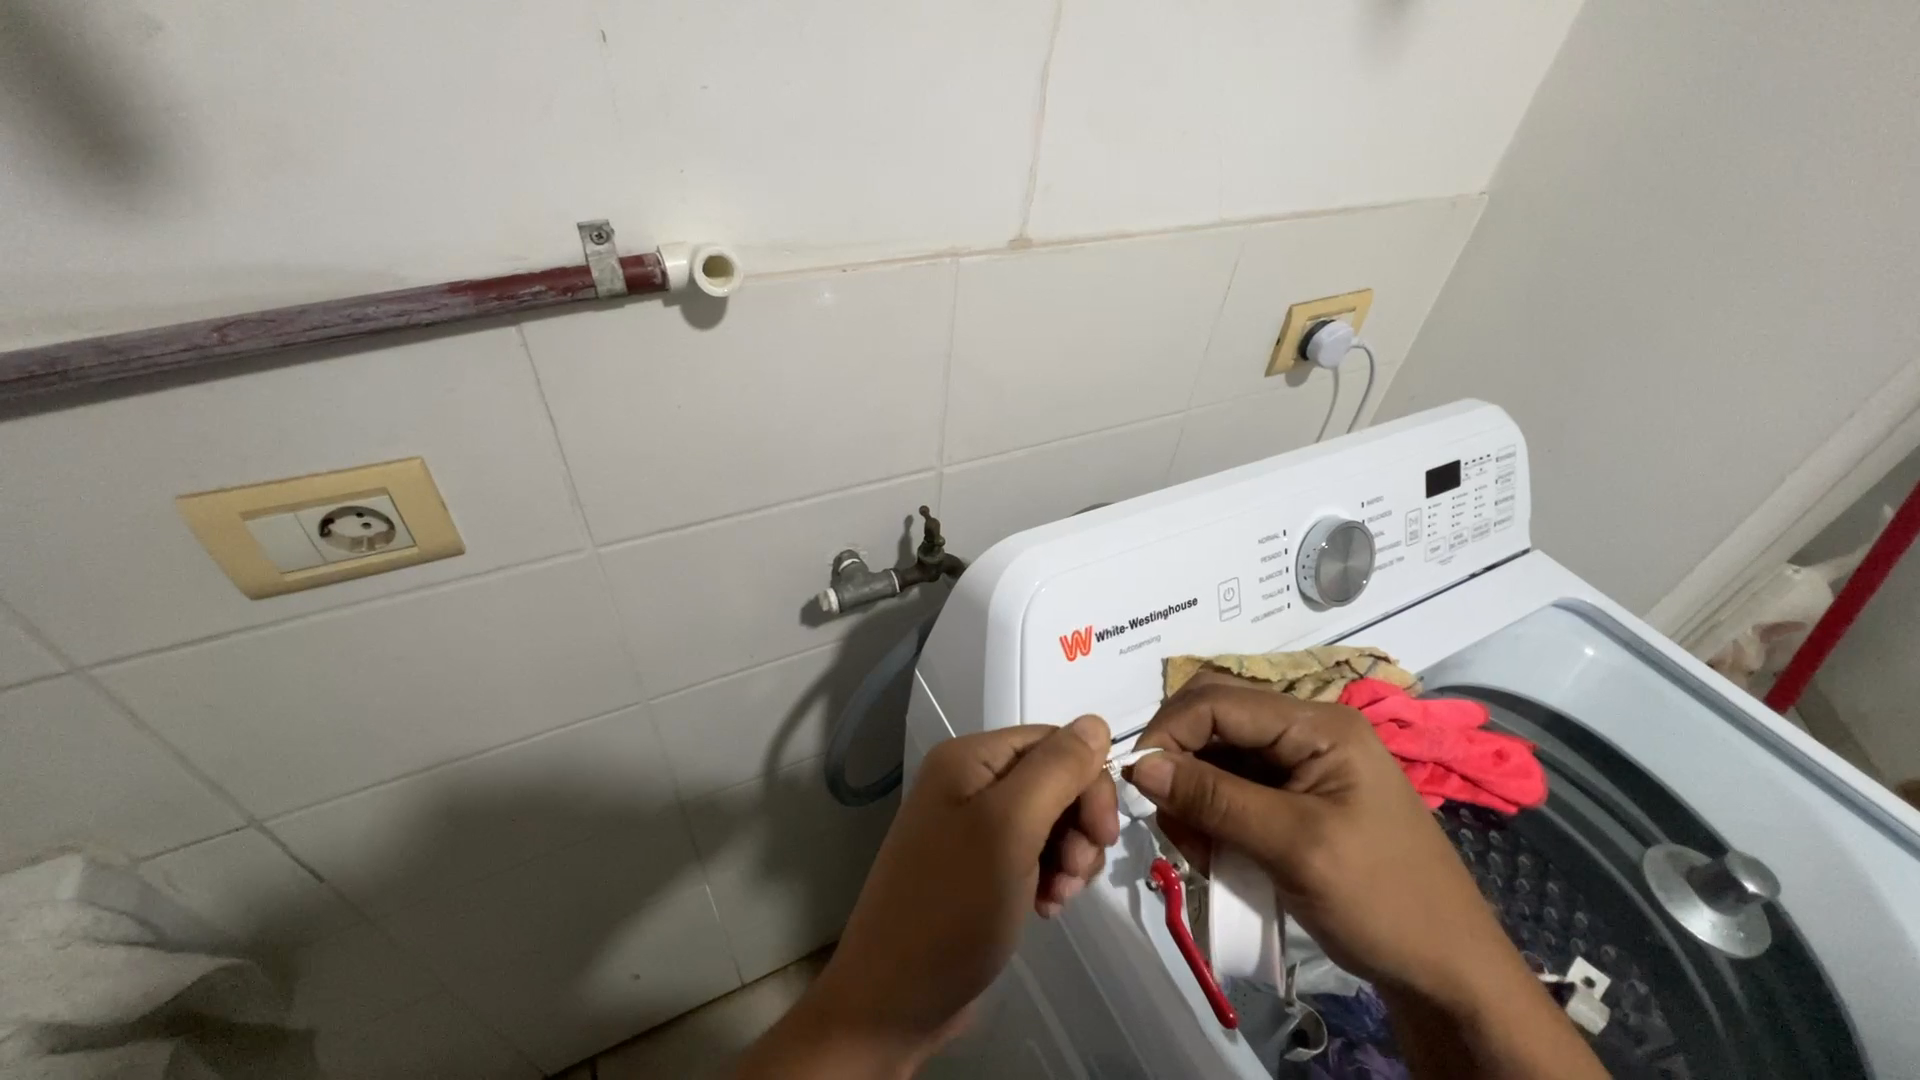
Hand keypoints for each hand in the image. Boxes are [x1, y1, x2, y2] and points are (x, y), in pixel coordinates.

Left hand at [736, 717, 1117, 1078]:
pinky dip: (1052, 877)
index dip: (1088, 781)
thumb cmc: (952, 907)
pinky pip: (1036, 854)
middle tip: (1075, 871)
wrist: (895, 999)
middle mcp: (969, 783)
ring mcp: (973, 827)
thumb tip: (1096, 722)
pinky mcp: (981, 867)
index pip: (1055, 741)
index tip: (1102, 834)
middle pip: (1056, 780)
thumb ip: (1056, 770)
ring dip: (1069, 857)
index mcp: (969, 759)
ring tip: (1057, 896)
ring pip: (1053, 820)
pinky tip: (1045, 907)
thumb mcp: (1009, 829)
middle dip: (1079, 825)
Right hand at [1128, 676, 1521, 1006]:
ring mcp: (1300, 766)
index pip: (1217, 701)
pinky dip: (1210, 816)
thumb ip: (1215, 799)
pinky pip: (1230, 789)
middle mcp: (1305, 732)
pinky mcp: (1292, 799)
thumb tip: (1140, 765)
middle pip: (1213, 720)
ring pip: (1215, 756)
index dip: (1168, 732)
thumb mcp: (1295, 846)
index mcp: (1317, 725)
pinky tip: (1215, 855)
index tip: (1137, 783)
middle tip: (1168, 818)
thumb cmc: (1383, 900)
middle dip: (1178, 762)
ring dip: (1191, 796)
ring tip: (1199, 851)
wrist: (1448, 973)